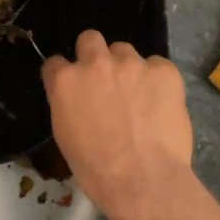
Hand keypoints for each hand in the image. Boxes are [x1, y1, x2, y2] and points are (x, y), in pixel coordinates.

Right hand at [42, 30, 194, 218]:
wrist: (143, 180)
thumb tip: (79, 100)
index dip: (64, 75)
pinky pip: (157, 66)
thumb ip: (68, 105)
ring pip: (125, 51)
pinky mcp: (164, 70)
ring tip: (138, 97)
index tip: (73, 88)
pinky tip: (161, 104)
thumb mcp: (66, 136)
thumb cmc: (97, 170)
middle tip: (105, 80)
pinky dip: (157, 80)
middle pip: (90, 39)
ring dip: (127, 69)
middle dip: (95, 55)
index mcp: (66, 81)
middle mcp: (96, 63)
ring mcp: (132, 63)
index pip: (55, 63)